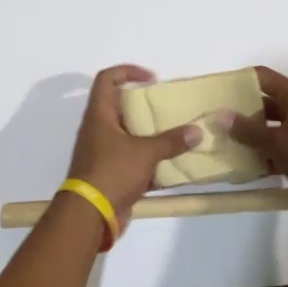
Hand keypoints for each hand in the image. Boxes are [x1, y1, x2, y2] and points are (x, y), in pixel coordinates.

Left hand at [67, 65, 202, 231]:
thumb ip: (171, 141)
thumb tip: (197, 131)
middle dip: (144, 106)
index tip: (151, 79)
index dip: (128, 71)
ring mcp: (102, 152)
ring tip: (174, 134)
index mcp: (99, 115)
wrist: (90, 215)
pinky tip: (171, 165)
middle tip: (167, 108)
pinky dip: (149, 160)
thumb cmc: (112, 172)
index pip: (107, 79)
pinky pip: (132, 159)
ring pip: (127, 135)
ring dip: (149, 134)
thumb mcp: (145, 153)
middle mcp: (98, 129)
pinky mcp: (110, 173)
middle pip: (119, 106)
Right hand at [227, 66, 287, 214]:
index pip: (262, 77)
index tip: (217, 91)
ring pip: (269, 129)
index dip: (240, 80)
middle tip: (214, 121)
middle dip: (240, 112)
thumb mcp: (279, 142)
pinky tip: (243, 167)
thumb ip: (249, 130)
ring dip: (250, 137)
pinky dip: (262, 156)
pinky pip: (277, 149)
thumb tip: (221, 115)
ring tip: (223, 144)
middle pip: (263, 104)